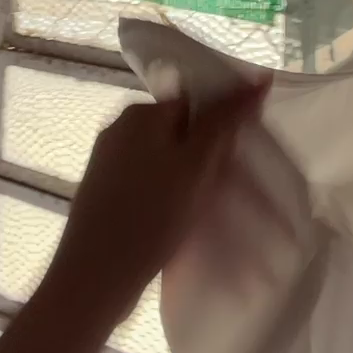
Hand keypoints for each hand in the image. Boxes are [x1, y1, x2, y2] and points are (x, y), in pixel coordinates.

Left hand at [43, 83, 266, 321]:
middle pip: (176, 130)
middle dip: (201, 155)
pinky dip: (160, 194)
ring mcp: (105, 159)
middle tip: (220, 188)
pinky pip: (142, 181)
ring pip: (159, 158)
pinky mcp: (100, 192)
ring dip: (182, 177)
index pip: (193, 102)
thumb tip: (258, 77)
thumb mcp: (197, 163)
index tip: (235, 158)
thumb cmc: (152, 212)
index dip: (219, 126)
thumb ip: (225, 119)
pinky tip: (170, 220)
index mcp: (140, 111)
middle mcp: (118, 126)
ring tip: (197, 209)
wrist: (95, 275)